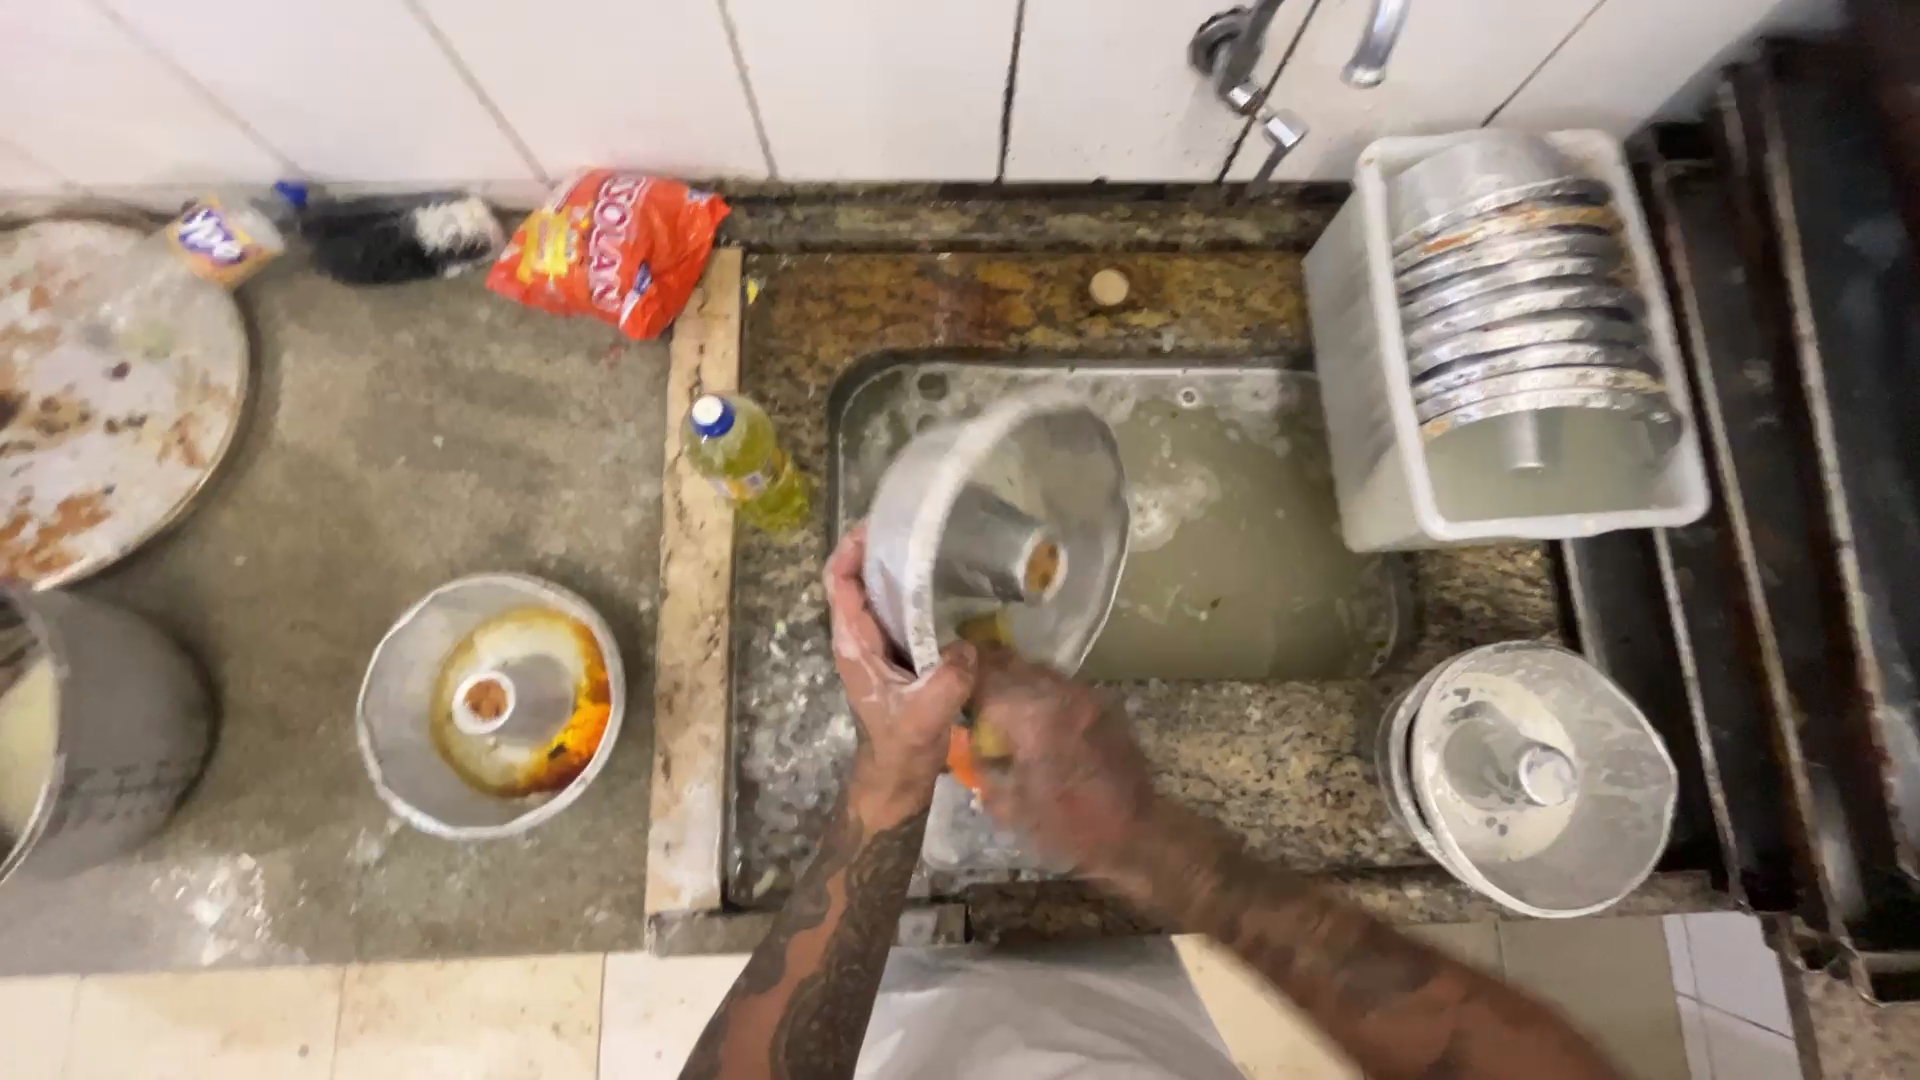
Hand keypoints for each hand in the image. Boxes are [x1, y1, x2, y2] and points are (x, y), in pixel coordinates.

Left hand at [824, 525, 977, 819]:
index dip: (848, 551)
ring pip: (876, 592)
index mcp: (853, 644)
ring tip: (927, 540)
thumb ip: (946, 680)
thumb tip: (968, 646)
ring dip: (893, 565)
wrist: (899, 771)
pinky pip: (898, 608)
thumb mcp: (926, 714)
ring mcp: (877, 642)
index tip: (874, 526)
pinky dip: (911, 588)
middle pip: (855, 579)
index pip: (838, 584)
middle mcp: (859, 636)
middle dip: (874, 548)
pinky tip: (941, 578)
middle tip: (911, 524)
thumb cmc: (902, 744)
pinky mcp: (896, 650)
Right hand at [969, 649, 1158, 875]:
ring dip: (1012, 674)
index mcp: (1030, 715)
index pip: (984, 675)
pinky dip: (1038, 687)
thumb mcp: (1009, 806)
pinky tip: (1031, 709)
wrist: (1135, 832)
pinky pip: (1059, 683)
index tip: (942, 673)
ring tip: (995, 691)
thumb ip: (982, 765)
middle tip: (964, 678)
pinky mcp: (1100, 702)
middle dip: (984, 666)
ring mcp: (1083, 694)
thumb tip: (968, 740)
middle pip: (1010, 661)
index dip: (960, 671)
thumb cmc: (1068, 826)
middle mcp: (1057, 693)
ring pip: (1036, 668)